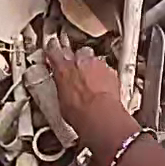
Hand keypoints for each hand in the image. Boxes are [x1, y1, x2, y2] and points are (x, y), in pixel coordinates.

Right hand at [43, 35, 138, 161]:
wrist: (100, 114)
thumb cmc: (79, 111)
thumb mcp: (61, 100)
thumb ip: (62, 86)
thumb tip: (63, 91)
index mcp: (63, 68)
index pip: (54, 51)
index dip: (54, 51)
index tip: (53, 53)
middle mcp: (80, 62)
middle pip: (77, 52)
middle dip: (77, 60)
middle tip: (76, 72)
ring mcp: (97, 65)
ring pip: (93, 60)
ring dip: (92, 68)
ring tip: (91, 84)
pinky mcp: (111, 72)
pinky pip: (107, 69)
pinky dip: (105, 76)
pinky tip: (103, 88)